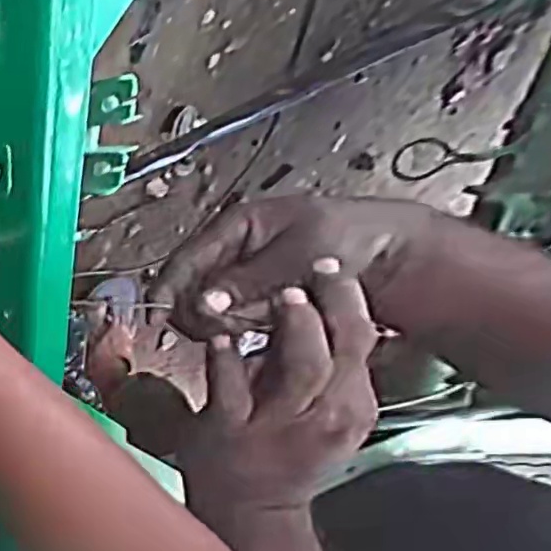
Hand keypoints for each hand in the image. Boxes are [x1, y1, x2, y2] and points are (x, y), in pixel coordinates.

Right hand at [152, 196, 434, 339]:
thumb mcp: (298, 257)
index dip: (166, 291)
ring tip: (258, 320)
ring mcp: (233, 274)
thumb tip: (201, 303)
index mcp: (234, 226)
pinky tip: (261, 323)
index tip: (155, 319)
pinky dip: (236, 324)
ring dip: (223, 320)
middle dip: (203, 311)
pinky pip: (222, 316)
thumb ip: (247, 281)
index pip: (182, 262)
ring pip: (201, 308)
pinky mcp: (244, 294)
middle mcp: (226, 251)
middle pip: (186, 289)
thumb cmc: (353, 239)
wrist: (395, 254)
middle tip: (233, 324)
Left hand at [177, 260, 379, 513]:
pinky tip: (218, 339)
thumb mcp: (319, 418)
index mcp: (350, 408)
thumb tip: (307, 323)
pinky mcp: (230, 431)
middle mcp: (324, 416)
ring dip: (292, 326)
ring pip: (300, 366)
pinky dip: (225, 359)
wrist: (250, 508)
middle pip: (342, 348)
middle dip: (332, 304)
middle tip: (316, 270)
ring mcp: (277, 425)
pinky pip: (230, 388)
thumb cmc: (284, 456)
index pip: (362, 345)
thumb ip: (319, 377)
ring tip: (280, 295)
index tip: (335, 273)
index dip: (349, 304)